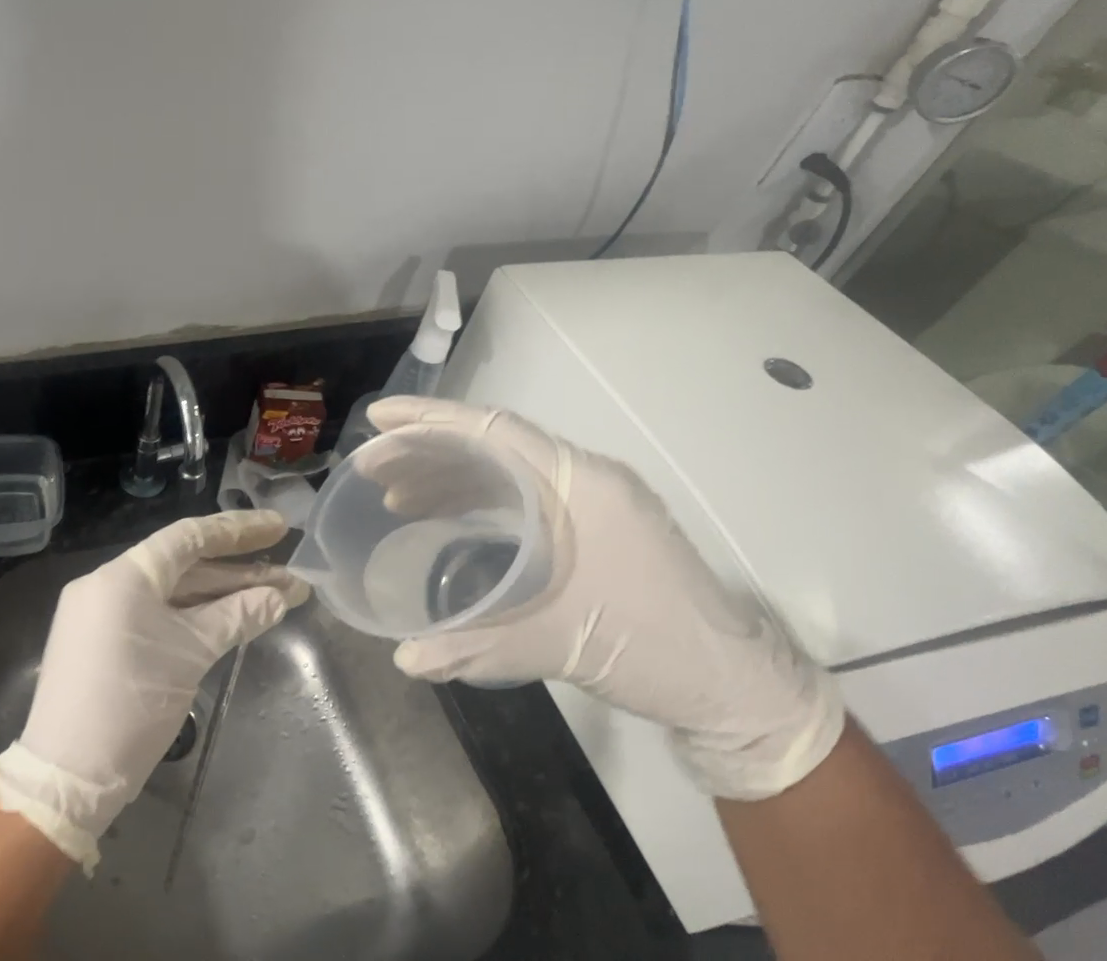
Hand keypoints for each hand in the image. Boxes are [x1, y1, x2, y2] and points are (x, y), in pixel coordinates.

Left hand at [0, 510, 308, 869]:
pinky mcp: (99, 640)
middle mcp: (106, 583)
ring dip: (220, 595)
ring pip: (170, 592)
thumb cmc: (132, 704)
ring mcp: (99, 613)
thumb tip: (279, 597)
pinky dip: (192, 615)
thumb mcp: (191, 655)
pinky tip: (231, 618)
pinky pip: (153, 614)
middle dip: (239, 569)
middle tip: (291, 572)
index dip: (239, 530)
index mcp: (123, 575)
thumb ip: (237, 616)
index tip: (280, 528)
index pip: (189, 537)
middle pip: (183, 564)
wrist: (69, 773)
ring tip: (275, 598)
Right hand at [360, 396, 844, 800]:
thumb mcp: (560, 645)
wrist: (734, 686)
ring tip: (396, 498)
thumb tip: (405, 659)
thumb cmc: (653, 649)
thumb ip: (476, 648)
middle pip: (495, 445)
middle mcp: (589, 480)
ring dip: (450, 477)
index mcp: (584, 486)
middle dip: (428, 451)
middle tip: (372, 468)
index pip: (496, 431)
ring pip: (507, 470)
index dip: (431, 420)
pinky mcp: (596, 528)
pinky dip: (478, 502)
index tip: (379, 420)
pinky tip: (445, 522)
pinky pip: (523, 496)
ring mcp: (595, 502)